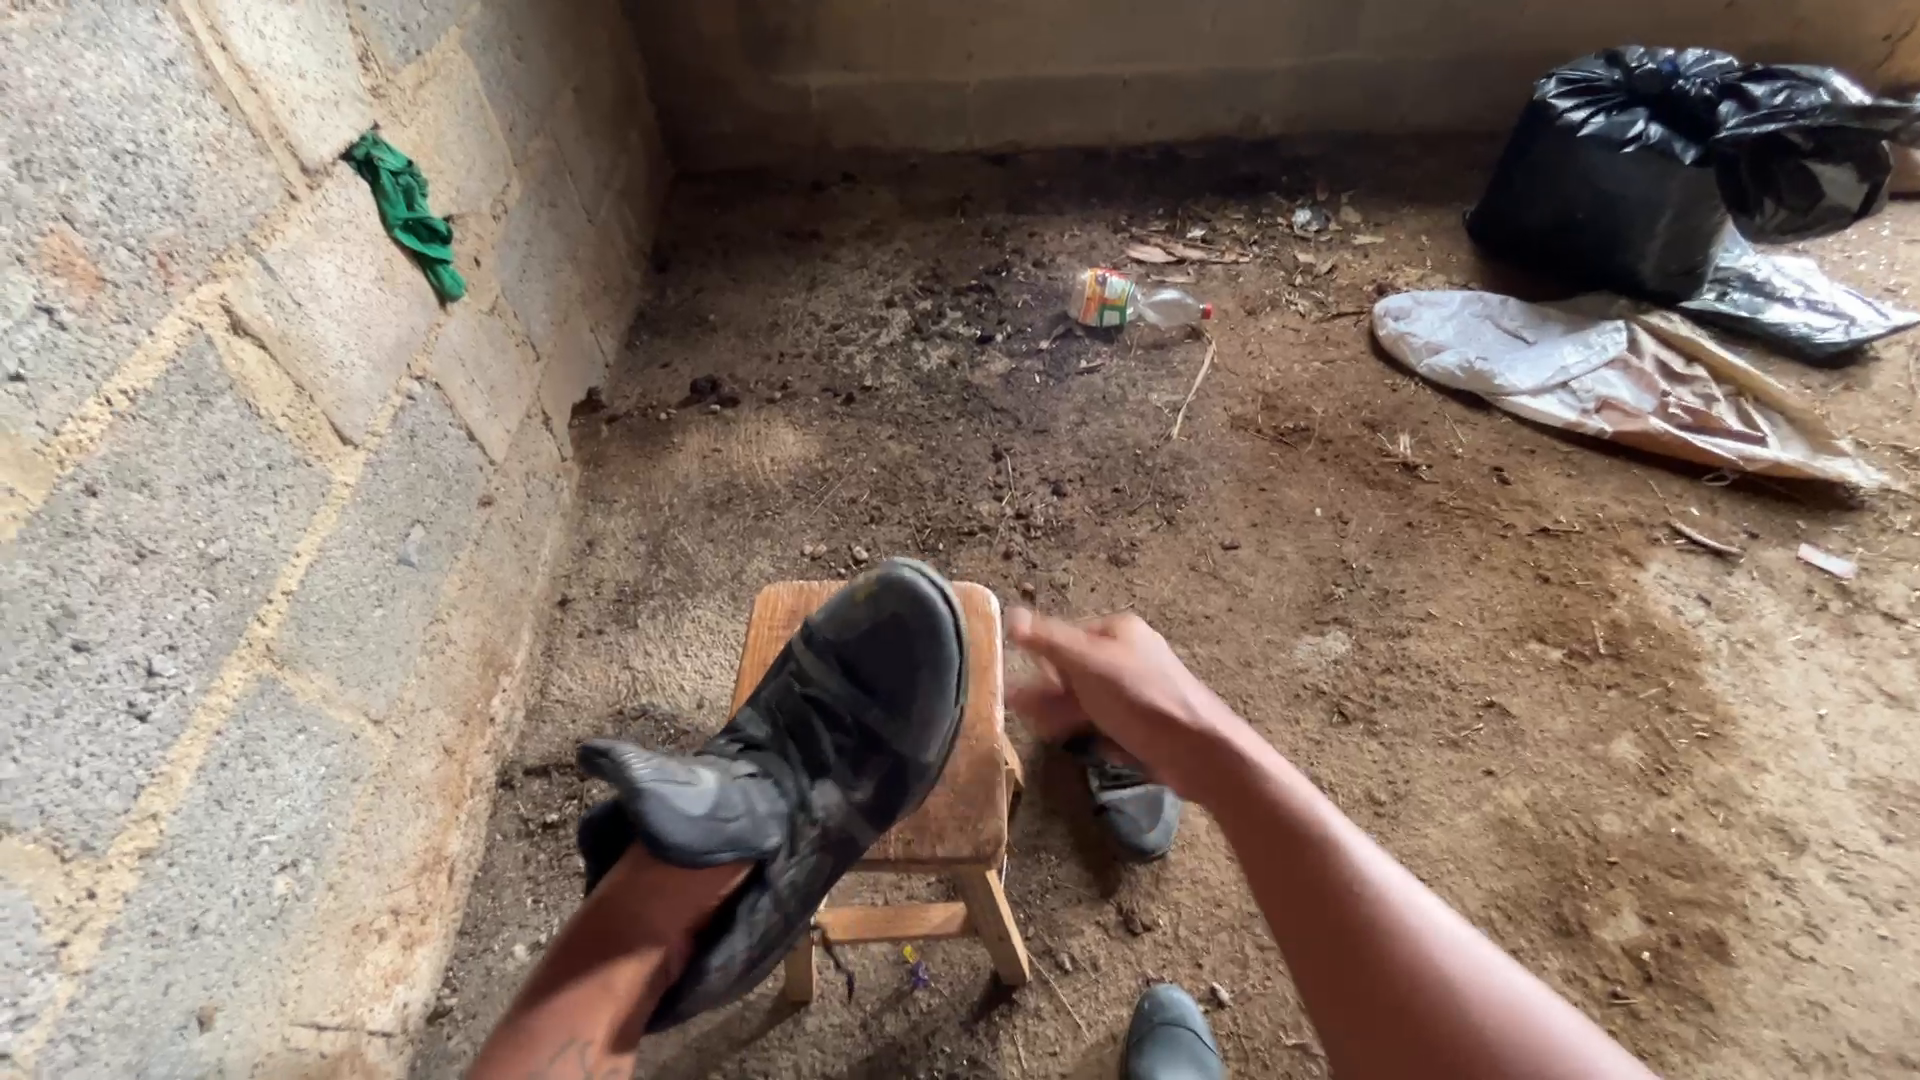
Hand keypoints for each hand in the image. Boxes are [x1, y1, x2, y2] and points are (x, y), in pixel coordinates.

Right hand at [1006, 608, 1253, 802]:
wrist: (1199, 752)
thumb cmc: (1140, 698)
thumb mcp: (1088, 664)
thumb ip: (1047, 640)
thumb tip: (1010, 614)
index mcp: (1117, 631)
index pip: (1065, 638)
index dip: (1043, 662)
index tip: (1023, 688)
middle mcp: (1128, 655)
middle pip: (1075, 670)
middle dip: (1049, 692)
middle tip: (1024, 713)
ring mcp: (1137, 690)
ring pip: (1088, 698)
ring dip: (1063, 713)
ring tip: (1044, 731)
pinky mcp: (1143, 722)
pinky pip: (1106, 721)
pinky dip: (1090, 730)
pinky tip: (1082, 745)